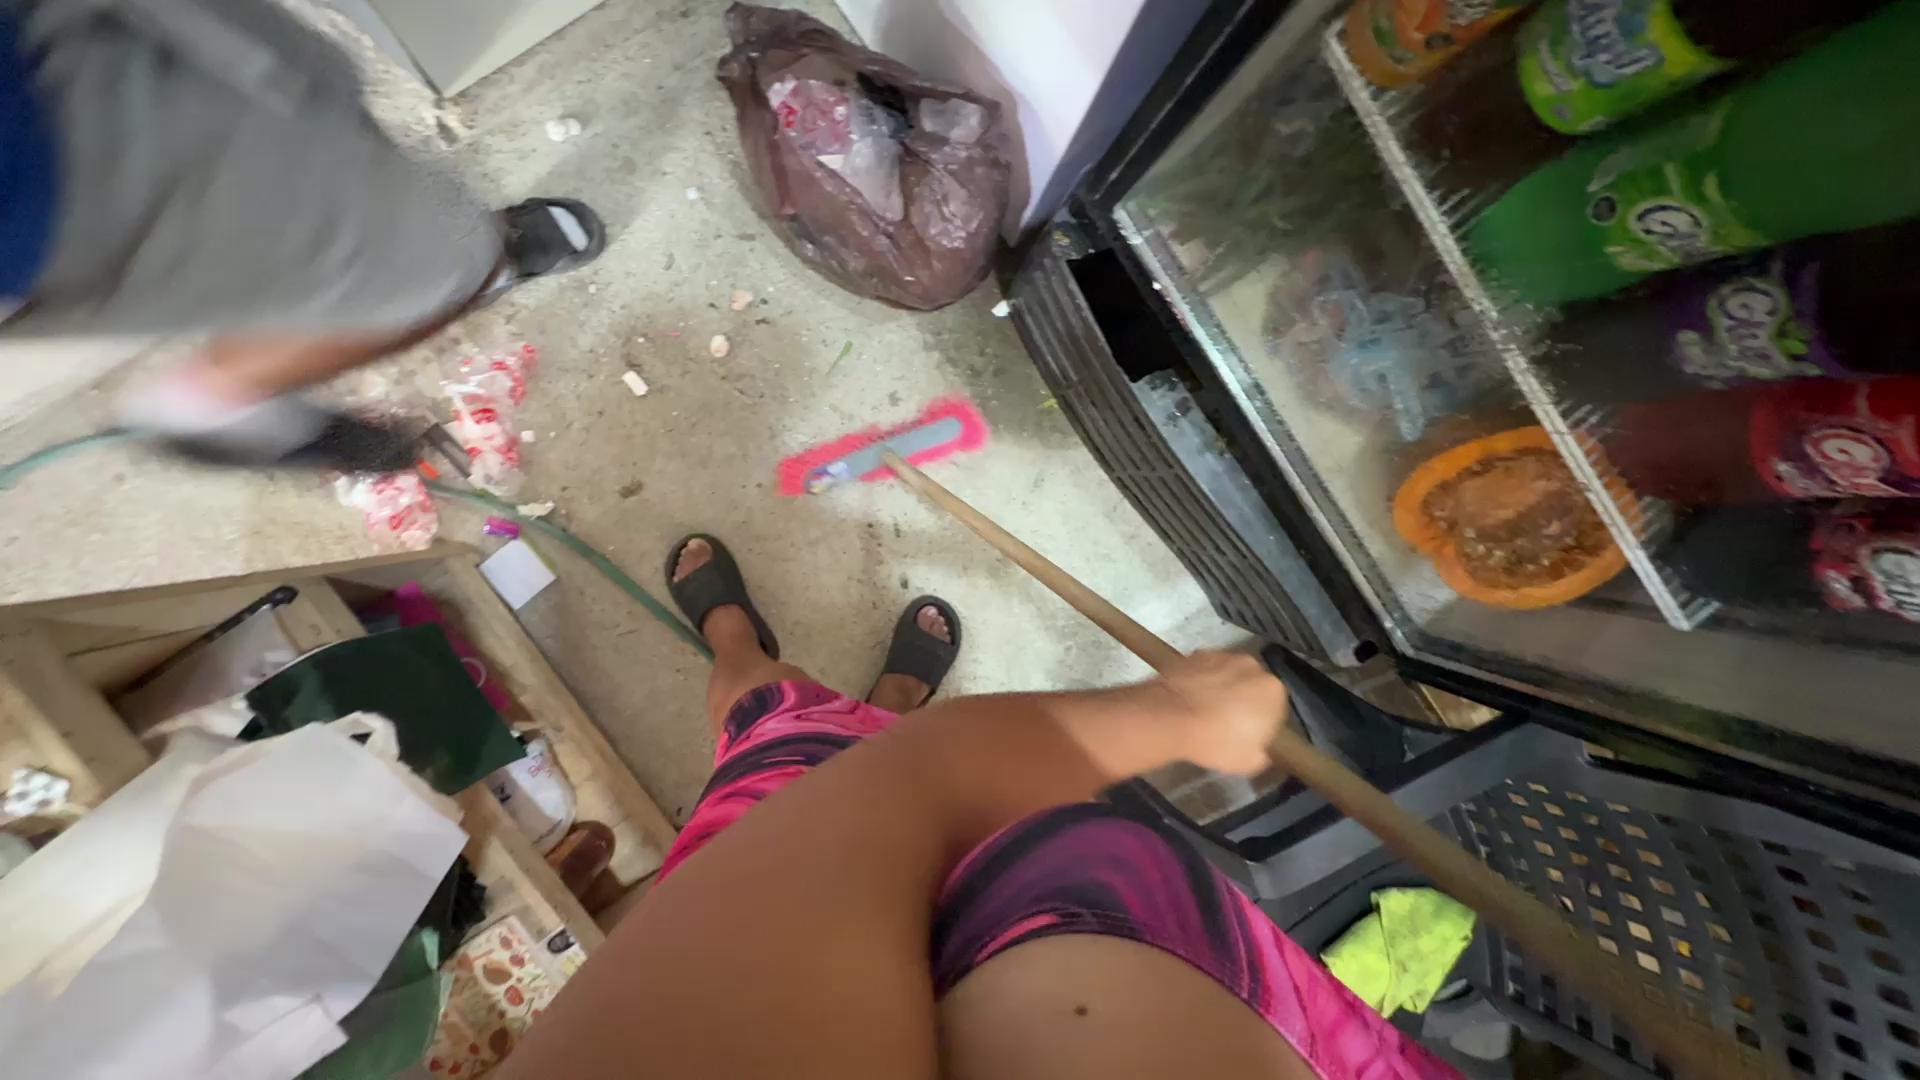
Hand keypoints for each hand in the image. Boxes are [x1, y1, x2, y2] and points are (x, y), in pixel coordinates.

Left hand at [1150, 650, 1288, 774]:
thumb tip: (1258, 749)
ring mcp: (1221, 655)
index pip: (1275, 707)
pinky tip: (1190, 697)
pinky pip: (1205, 669)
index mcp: (1272, 689)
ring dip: (1222, 687)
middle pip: (1252, 685)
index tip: (1247, 735)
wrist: (1168, 717)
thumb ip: (1262, 753)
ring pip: (1228, 674)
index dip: (1261, 723)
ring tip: (1204, 710)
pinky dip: (1201, 679)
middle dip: (1243, 700)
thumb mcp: (1249, 762)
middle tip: (1226, 722)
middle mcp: (1251, 665)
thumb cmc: (1215, 741)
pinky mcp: (1194, 653)